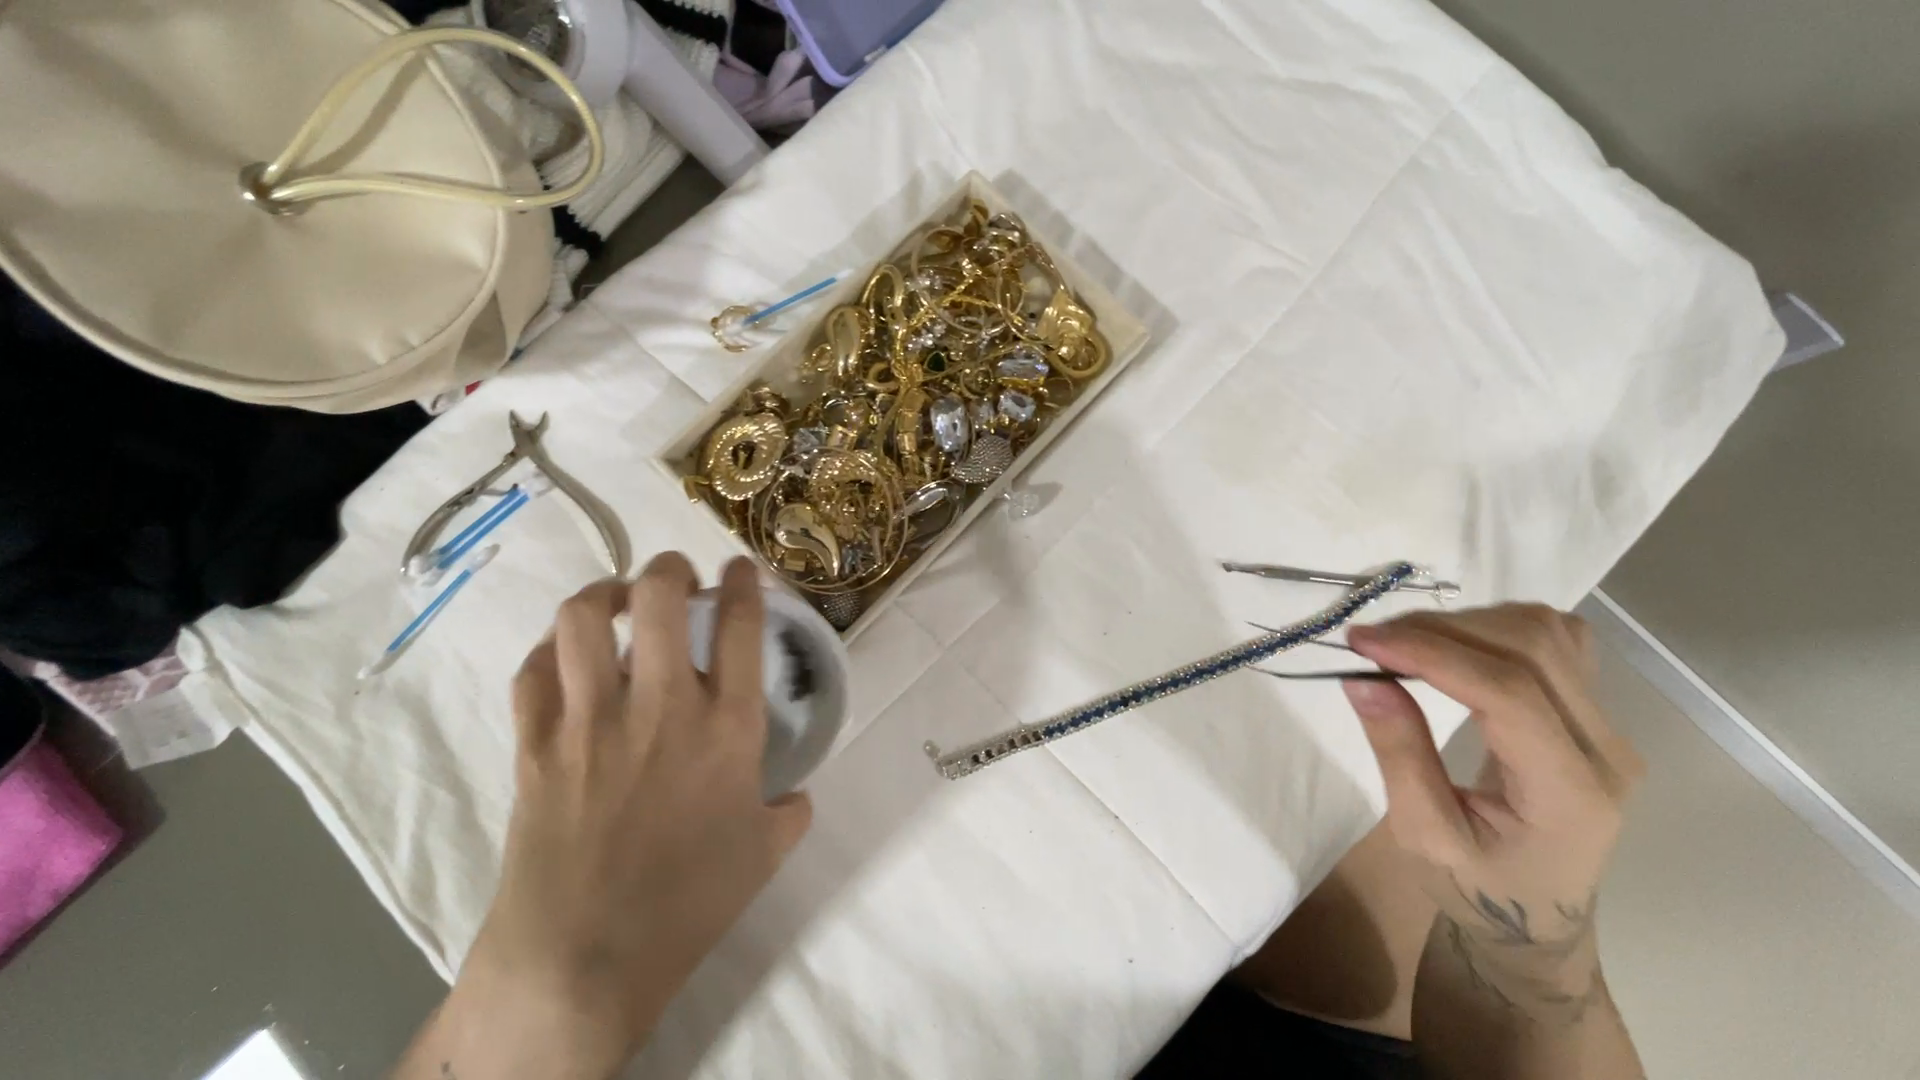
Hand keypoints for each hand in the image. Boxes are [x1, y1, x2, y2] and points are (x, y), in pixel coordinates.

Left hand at [443, 554, 812, 1077]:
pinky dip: (550, 651)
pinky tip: (565, 657)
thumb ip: (788, 814)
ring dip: (604, 594)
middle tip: (676, 577)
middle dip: (669, 568)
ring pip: (582, 619)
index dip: (743, 584)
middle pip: (658, 597)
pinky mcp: (535, 744)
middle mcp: (660, 707)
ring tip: (617, 602)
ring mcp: (590, 721)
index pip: (740, 627)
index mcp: (727, 729)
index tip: (739, 570)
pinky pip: (533, 672)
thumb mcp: (763, 857)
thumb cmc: (687, 905)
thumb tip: (797, 796)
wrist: (584, 956)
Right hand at [1343, 605, 1641, 1012]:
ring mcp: (1610, 728)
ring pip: (1548, 633)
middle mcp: (1605, 750)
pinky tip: (1455, 646)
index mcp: (1568, 793)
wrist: (1536, 916)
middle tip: (1373, 641)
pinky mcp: (1595, 714)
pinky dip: (1497, 627)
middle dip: (1442, 630)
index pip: (1509, 693)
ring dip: (1467, 623)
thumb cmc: (1478, 888)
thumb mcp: (1424, 837)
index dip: (1432, 654)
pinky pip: (1558, 642)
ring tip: (1406, 643)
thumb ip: (1400, 755)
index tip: (1363, 642)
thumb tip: (1362, 679)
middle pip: (1533, 648)